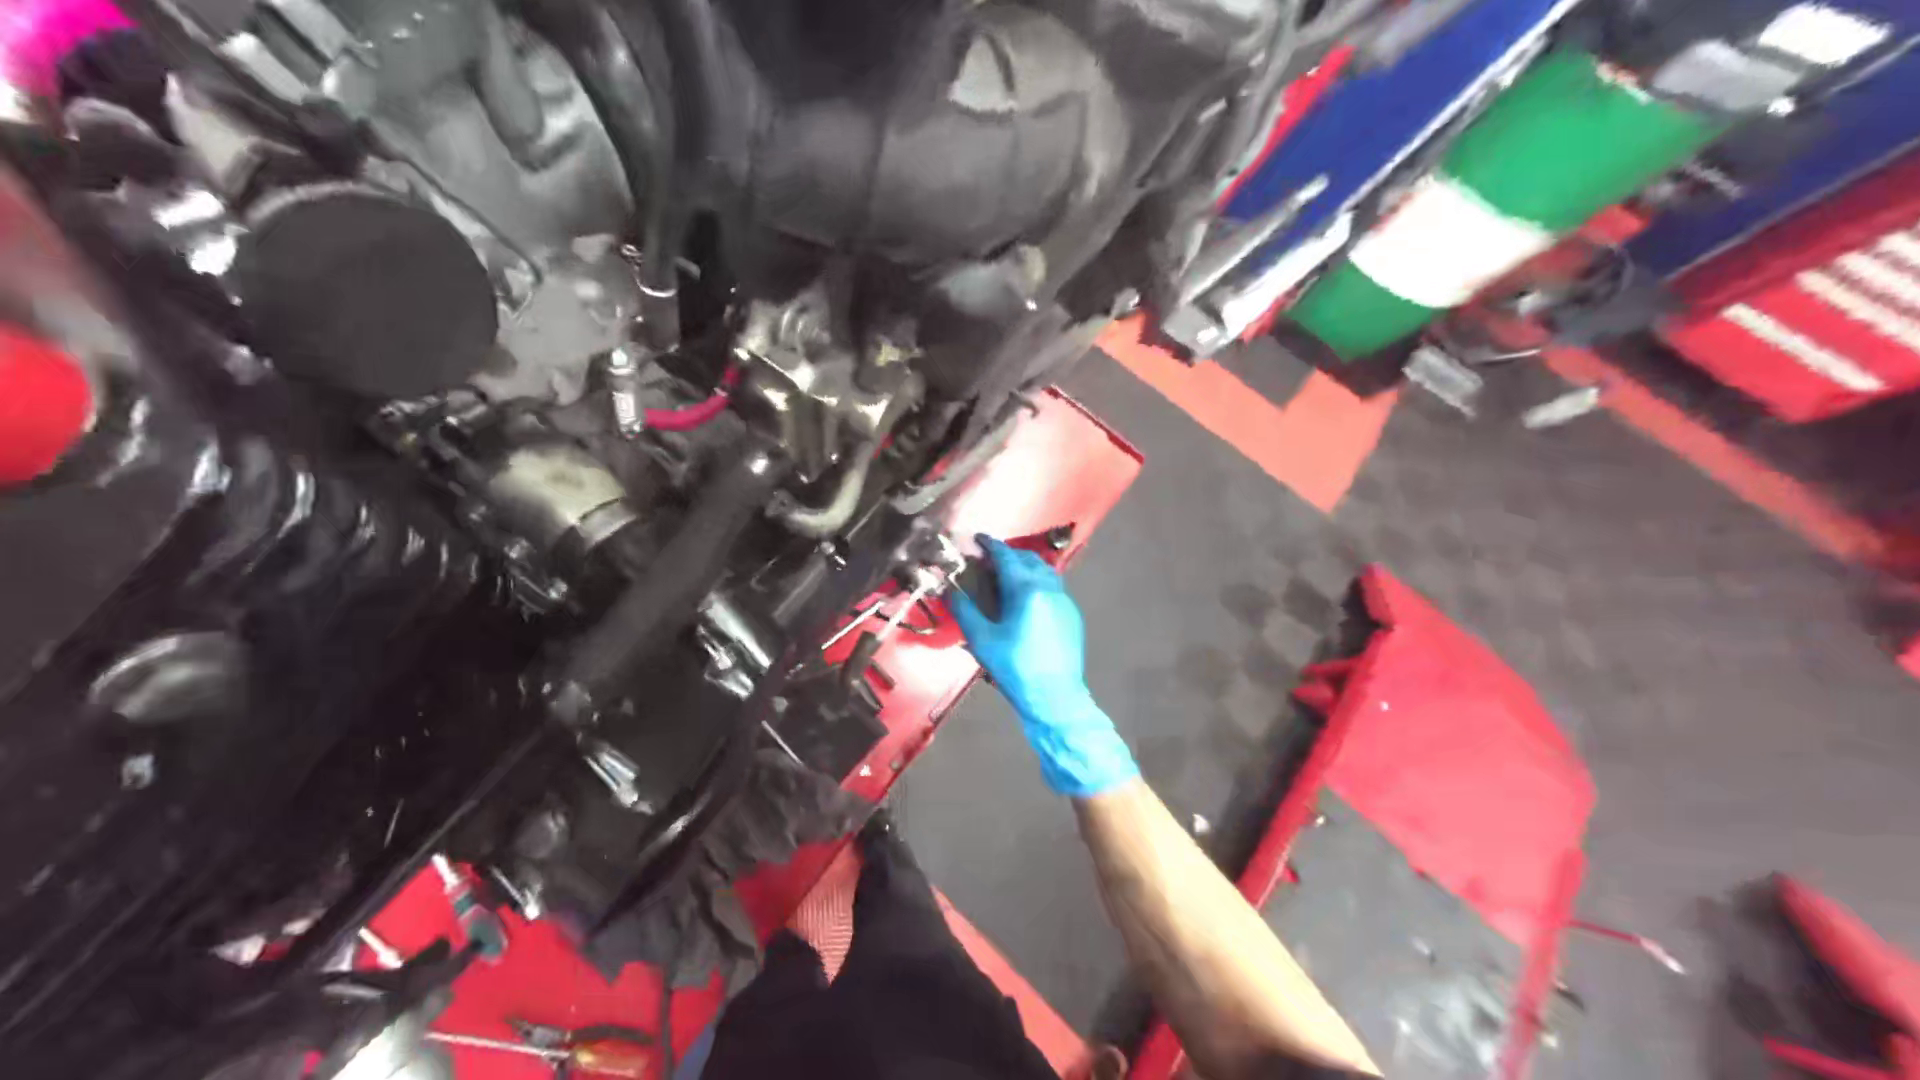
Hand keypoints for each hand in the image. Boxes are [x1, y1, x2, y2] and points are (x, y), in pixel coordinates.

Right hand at [949, 535, 1137, 797]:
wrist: (1056, 698)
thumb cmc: (1015, 668)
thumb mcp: (982, 640)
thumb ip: (965, 610)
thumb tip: (950, 590)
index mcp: (1027, 590)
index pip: (1006, 556)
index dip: (990, 545)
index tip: (978, 538)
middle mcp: (1050, 588)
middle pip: (1028, 558)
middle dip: (1008, 554)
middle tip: (988, 560)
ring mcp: (1065, 601)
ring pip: (1044, 571)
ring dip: (1024, 567)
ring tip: (1005, 577)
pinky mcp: (1072, 615)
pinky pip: (1052, 587)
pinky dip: (1036, 582)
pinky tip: (1024, 599)